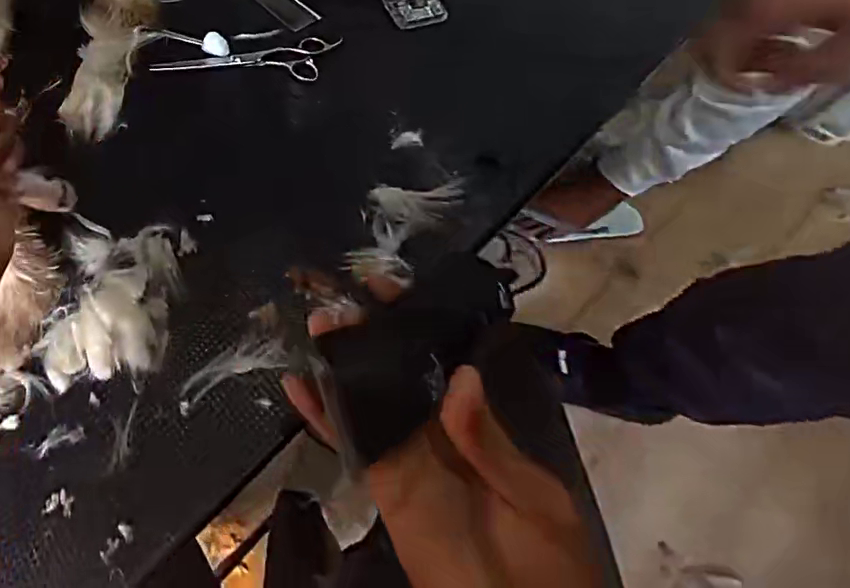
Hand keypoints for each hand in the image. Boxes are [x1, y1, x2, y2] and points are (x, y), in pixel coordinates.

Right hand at [283, 281, 600, 587]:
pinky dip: (322, 418)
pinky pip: (351, 446)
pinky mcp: (384, 488)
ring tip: (313, 326)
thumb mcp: (536, 500)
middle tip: (338, 301)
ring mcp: (406, 458)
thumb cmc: (552, 569)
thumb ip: (490, 443)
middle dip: (366, 337)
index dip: (410, 324)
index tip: (386, 289)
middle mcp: (433, 431)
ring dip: (337, 367)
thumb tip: (461, 376)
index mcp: (473, 422)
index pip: (437, 361)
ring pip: (365, 401)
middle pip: (393, 375)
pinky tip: (297, 387)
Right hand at [696, 0, 849, 90]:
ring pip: (730, 19)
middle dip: (735, 61)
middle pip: (713, 34)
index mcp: (764, 6)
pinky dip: (760, 26)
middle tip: (774, 77)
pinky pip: (749, 4)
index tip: (759, 94)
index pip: (715, 52)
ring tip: (791, 57)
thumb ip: (818, 68)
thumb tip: (777, 85)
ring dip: (749, 44)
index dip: (731, 79)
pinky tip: (798, 32)